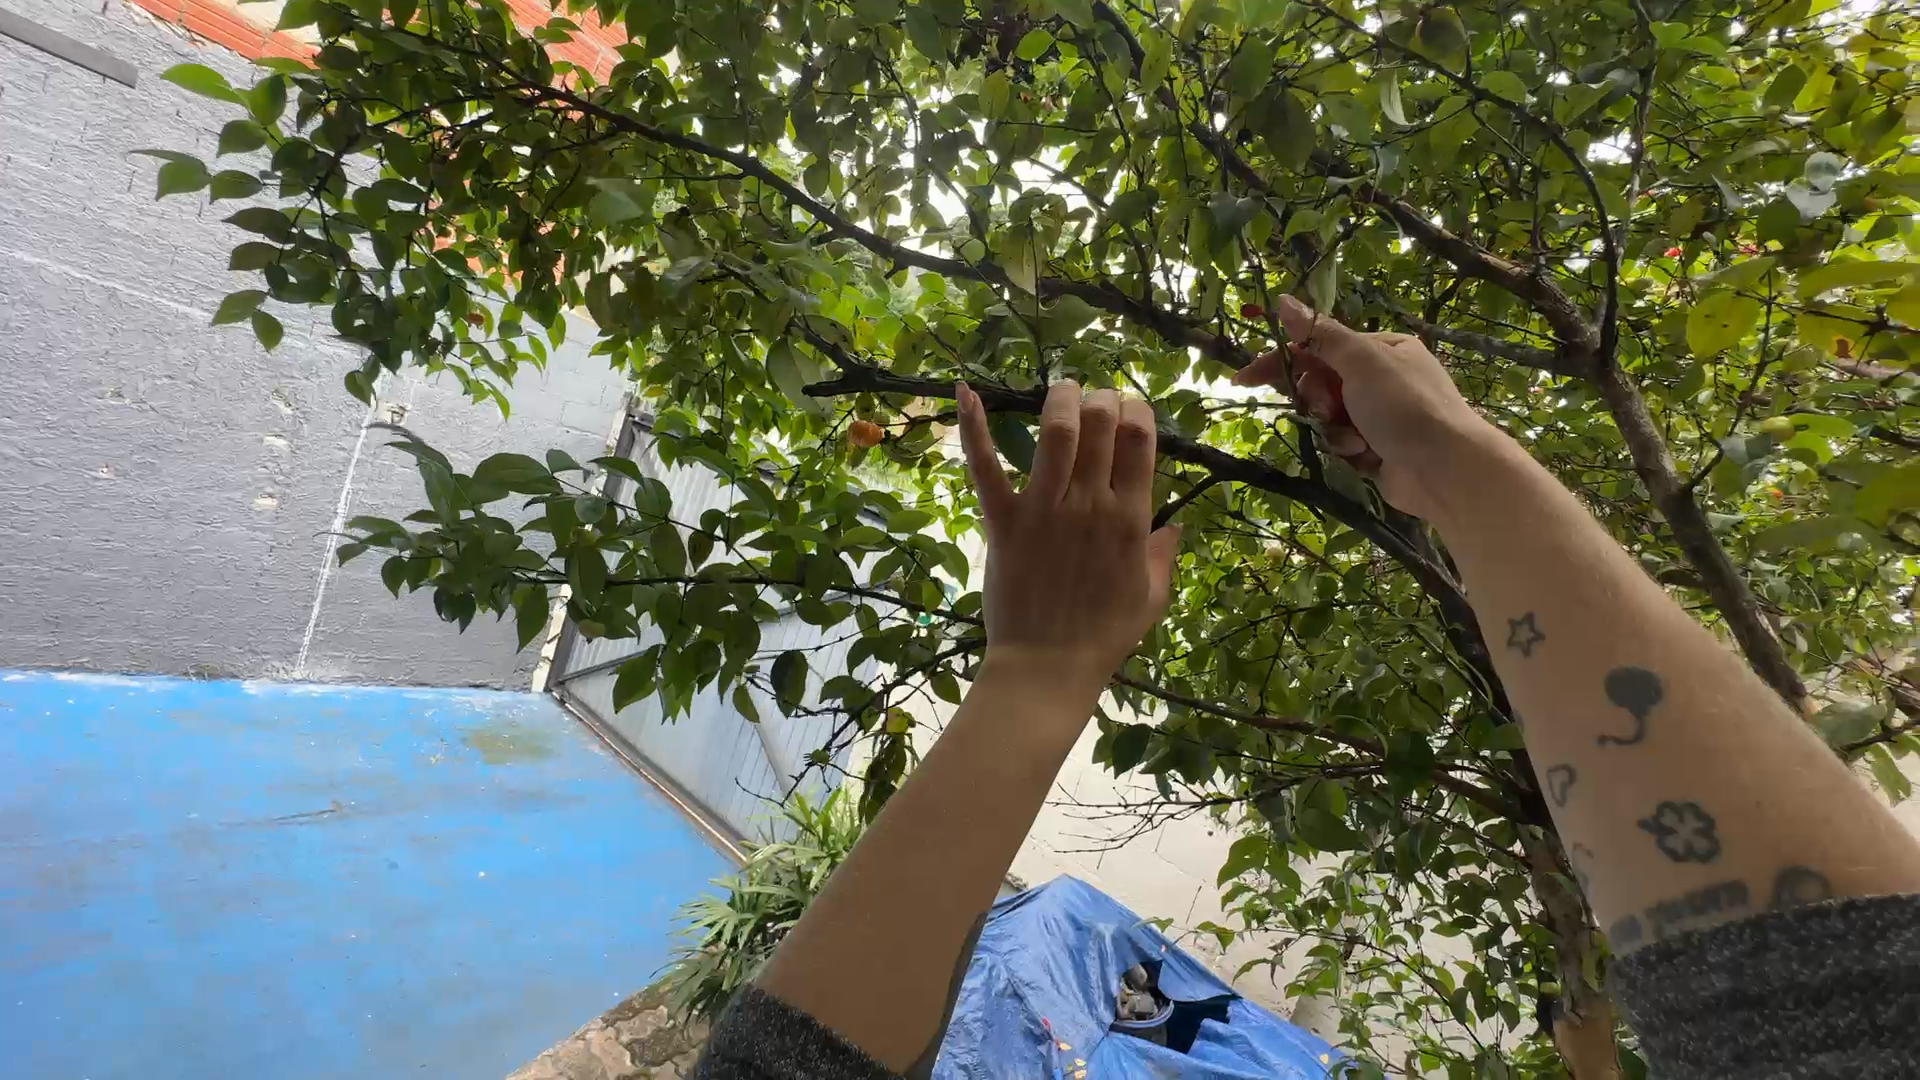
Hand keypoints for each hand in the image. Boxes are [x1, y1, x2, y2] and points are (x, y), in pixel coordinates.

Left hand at [954, 381, 1181, 699]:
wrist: (1047, 666)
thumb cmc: (1104, 636)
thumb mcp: (1152, 598)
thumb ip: (1164, 556)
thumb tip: (1177, 526)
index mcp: (1131, 519)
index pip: (1140, 439)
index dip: (1136, 413)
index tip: (1129, 414)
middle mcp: (1091, 504)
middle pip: (1101, 424)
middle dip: (1102, 399)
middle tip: (1095, 403)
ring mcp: (1045, 510)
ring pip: (1057, 432)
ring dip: (1061, 399)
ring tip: (1063, 392)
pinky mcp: (1003, 521)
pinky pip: (986, 468)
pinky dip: (973, 428)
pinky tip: (966, 391)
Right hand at [1233, 295, 1500, 521]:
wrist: (1443, 468)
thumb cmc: (1404, 407)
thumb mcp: (1361, 362)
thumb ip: (1321, 334)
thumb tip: (1283, 301)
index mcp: (1382, 349)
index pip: (1317, 348)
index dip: (1281, 361)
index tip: (1244, 378)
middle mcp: (1380, 378)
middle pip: (1319, 384)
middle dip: (1315, 400)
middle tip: (1324, 409)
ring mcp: (1378, 414)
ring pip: (1326, 417)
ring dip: (1332, 428)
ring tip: (1354, 437)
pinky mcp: (1374, 446)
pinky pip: (1339, 442)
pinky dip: (1346, 448)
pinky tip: (1365, 455)